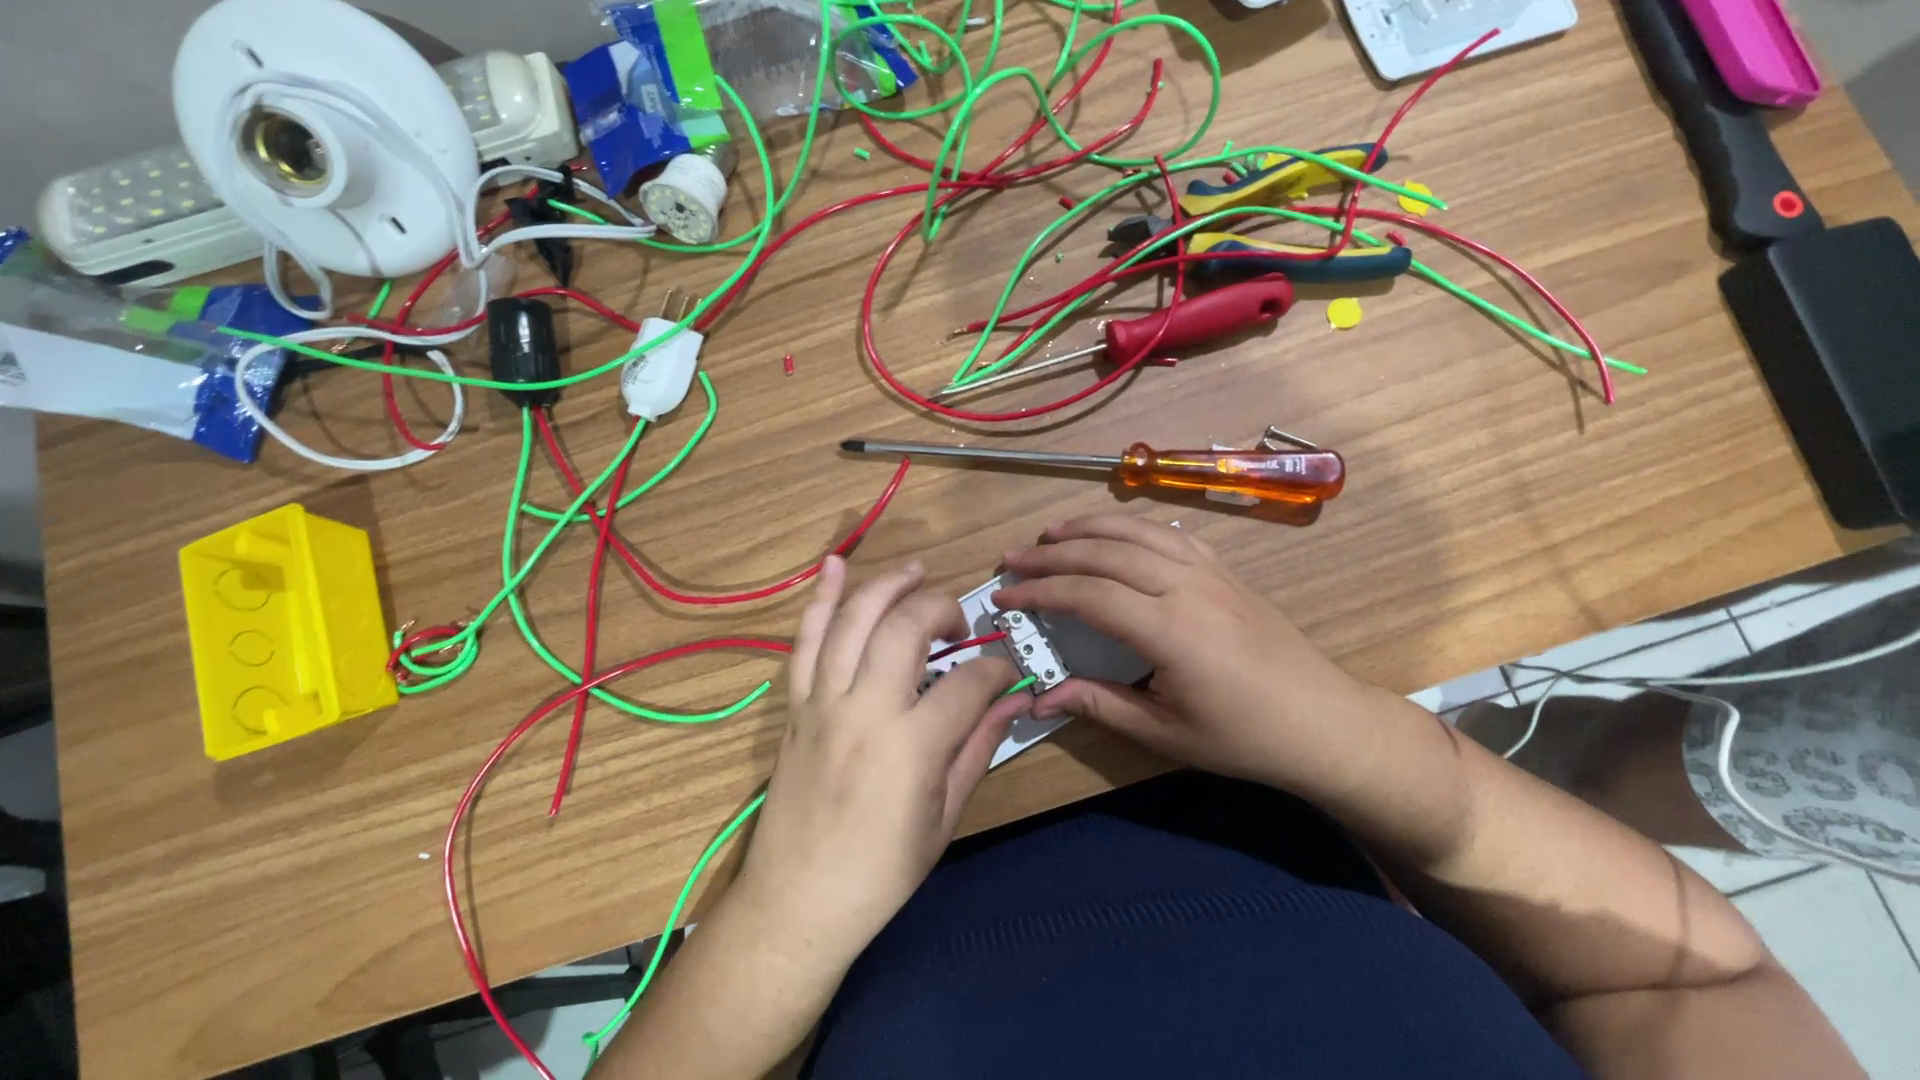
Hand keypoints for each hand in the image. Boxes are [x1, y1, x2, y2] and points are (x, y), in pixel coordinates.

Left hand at [730, 556, 1025, 963]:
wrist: (799, 900)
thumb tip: (1018, 700)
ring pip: (853, 620)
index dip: (997, 670)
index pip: (969, 681)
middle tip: (959, 625)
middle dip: (941, 609)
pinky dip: (819, 600)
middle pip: (906, 627)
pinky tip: (834, 565)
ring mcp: (822, 704)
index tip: (1006, 674)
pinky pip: (805, 642)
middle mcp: (865, 710)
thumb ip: (979, 747)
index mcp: (912, 746)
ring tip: (915, 570)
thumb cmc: (882, 871)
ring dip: (886, 585)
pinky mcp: (795, 708)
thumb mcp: (945, 816)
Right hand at [994, 516, 1393, 797]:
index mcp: (1170, 629)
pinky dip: (1133, 527)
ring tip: (1051, 532)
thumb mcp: (1163, 733)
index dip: (1040, 592)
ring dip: (1090, 527)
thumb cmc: (1242, 737)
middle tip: (1012, 559)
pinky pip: (1171, 535)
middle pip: (1106, 552)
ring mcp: (1211, 573)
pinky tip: (1116, 535)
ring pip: (1139, 532)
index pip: (1088, 594)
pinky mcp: (1226, 572)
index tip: (1004, 597)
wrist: (1322, 722)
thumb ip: (1098, 705)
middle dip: (1052, 553)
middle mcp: (1188, 587)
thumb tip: (1038, 697)